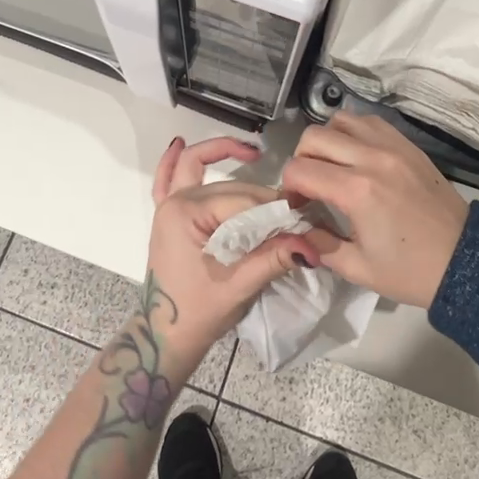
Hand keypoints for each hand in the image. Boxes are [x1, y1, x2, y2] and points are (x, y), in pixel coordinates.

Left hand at [144, 137, 324, 358]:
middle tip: (293, 207)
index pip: (240, 201)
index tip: (304, 214)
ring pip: (197, 170)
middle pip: (227, 186)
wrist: (166, 336)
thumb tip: (312, 244)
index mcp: (186, 214)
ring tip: (254, 153)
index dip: (274, 208)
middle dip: (260, 193)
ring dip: (221, 155)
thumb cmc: (199, 312)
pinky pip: (166, 179)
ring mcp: (167, 208)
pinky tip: (179, 142)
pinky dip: (172, 160)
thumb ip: (272, 259)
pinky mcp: (168, 217)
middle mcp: (175, 203)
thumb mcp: (239, 286)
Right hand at [282, 112, 470, 308]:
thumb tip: (295, 230)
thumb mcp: (358, 268)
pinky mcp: (408, 145)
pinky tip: (356, 158)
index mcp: (357, 191)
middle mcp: (372, 158)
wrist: (466, 261)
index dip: (288, 188)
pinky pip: (369, 122)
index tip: (298, 206)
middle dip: (301, 161)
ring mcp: (393, 146)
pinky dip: (353, 133)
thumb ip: (318, 244)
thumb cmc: (412, 271)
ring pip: (340, 121)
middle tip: (310, 187)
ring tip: (333, 168)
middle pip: (314, 137)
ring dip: (327, 142)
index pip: (299, 169)